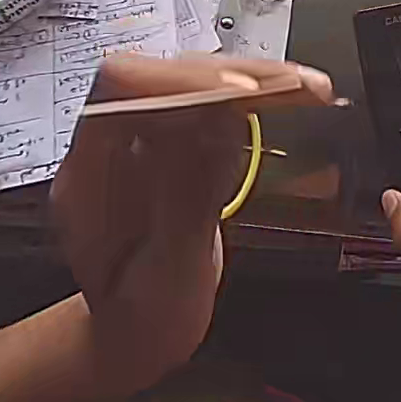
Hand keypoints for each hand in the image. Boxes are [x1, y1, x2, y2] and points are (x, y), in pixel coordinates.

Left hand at [51, 52, 334, 395]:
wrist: (142, 328)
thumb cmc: (141, 320)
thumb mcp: (162, 282)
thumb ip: (186, 203)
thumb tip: (219, 127)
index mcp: (90, 171)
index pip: (120, 88)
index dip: (179, 80)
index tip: (238, 93)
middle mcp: (119, 136)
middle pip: (171, 73)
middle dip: (235, 75)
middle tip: (294, 85)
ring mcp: (154, 131)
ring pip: (203, 79)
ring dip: (260, 79)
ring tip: (310, 88)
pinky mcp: (187, 134)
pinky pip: (225, 101)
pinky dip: (267, 96)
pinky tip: (302, 95)